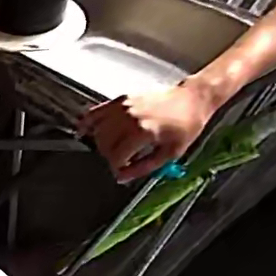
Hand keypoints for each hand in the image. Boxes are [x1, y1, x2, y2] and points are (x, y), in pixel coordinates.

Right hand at [77, 77, 224, 183]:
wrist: (192, 98)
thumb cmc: (186, 125)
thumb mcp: (171, 153)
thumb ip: (143, 168)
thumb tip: (122, 177)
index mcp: (143, 132)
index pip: (116, 156)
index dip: (116, 167)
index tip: (120, 171)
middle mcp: (130, 117)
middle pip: (104, 144)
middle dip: (108, 156)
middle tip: (118, 160)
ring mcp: (123, 107)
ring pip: (97, 130)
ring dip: (99, 142)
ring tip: (108, 148)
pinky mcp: (121, 99)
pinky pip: (96, 112)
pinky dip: (87, 122)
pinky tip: (83, 130)